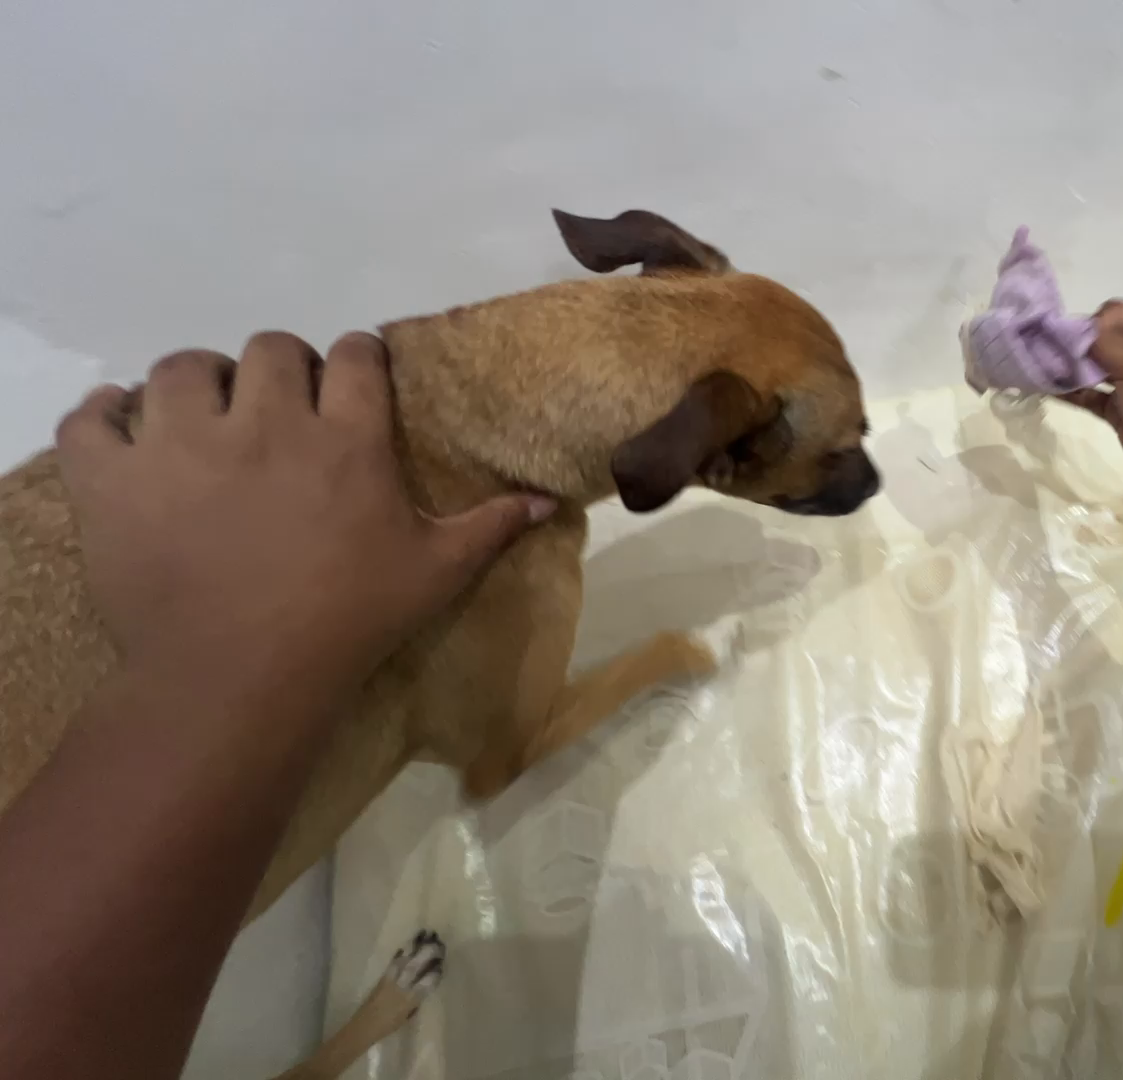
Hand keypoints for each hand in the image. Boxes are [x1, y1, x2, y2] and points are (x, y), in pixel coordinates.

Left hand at [55, 331, 555, 707]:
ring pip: (184, 369)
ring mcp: (181, 445)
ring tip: (215, 414)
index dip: (361, 354)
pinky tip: (130, 428)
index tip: (361, 369)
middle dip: (288, 364)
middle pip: (272, 349)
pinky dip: (109, 412)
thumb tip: (550, 500)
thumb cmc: (357, 612)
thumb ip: (494, 524)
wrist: (244, 669)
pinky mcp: (111, 477)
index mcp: (350, 441)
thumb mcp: (441, 568)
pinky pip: (91, 414)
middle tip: (292, 402)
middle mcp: (268, 424)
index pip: (356, 359)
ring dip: (205, 380)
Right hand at [1060, 300, 1122, 493]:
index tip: (1072, 345)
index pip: (1113, 313)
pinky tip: (1048, 391)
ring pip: (1092, 368)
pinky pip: (1089, 395)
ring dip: (1068, 369)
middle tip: (1047, 359)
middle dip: (1073, 346)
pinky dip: (1071, 392)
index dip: (1090, 324)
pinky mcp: (1118, 411)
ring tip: (1039, 373)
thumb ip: (1101, 342)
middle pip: (1100, 339)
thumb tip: (1067, 332)